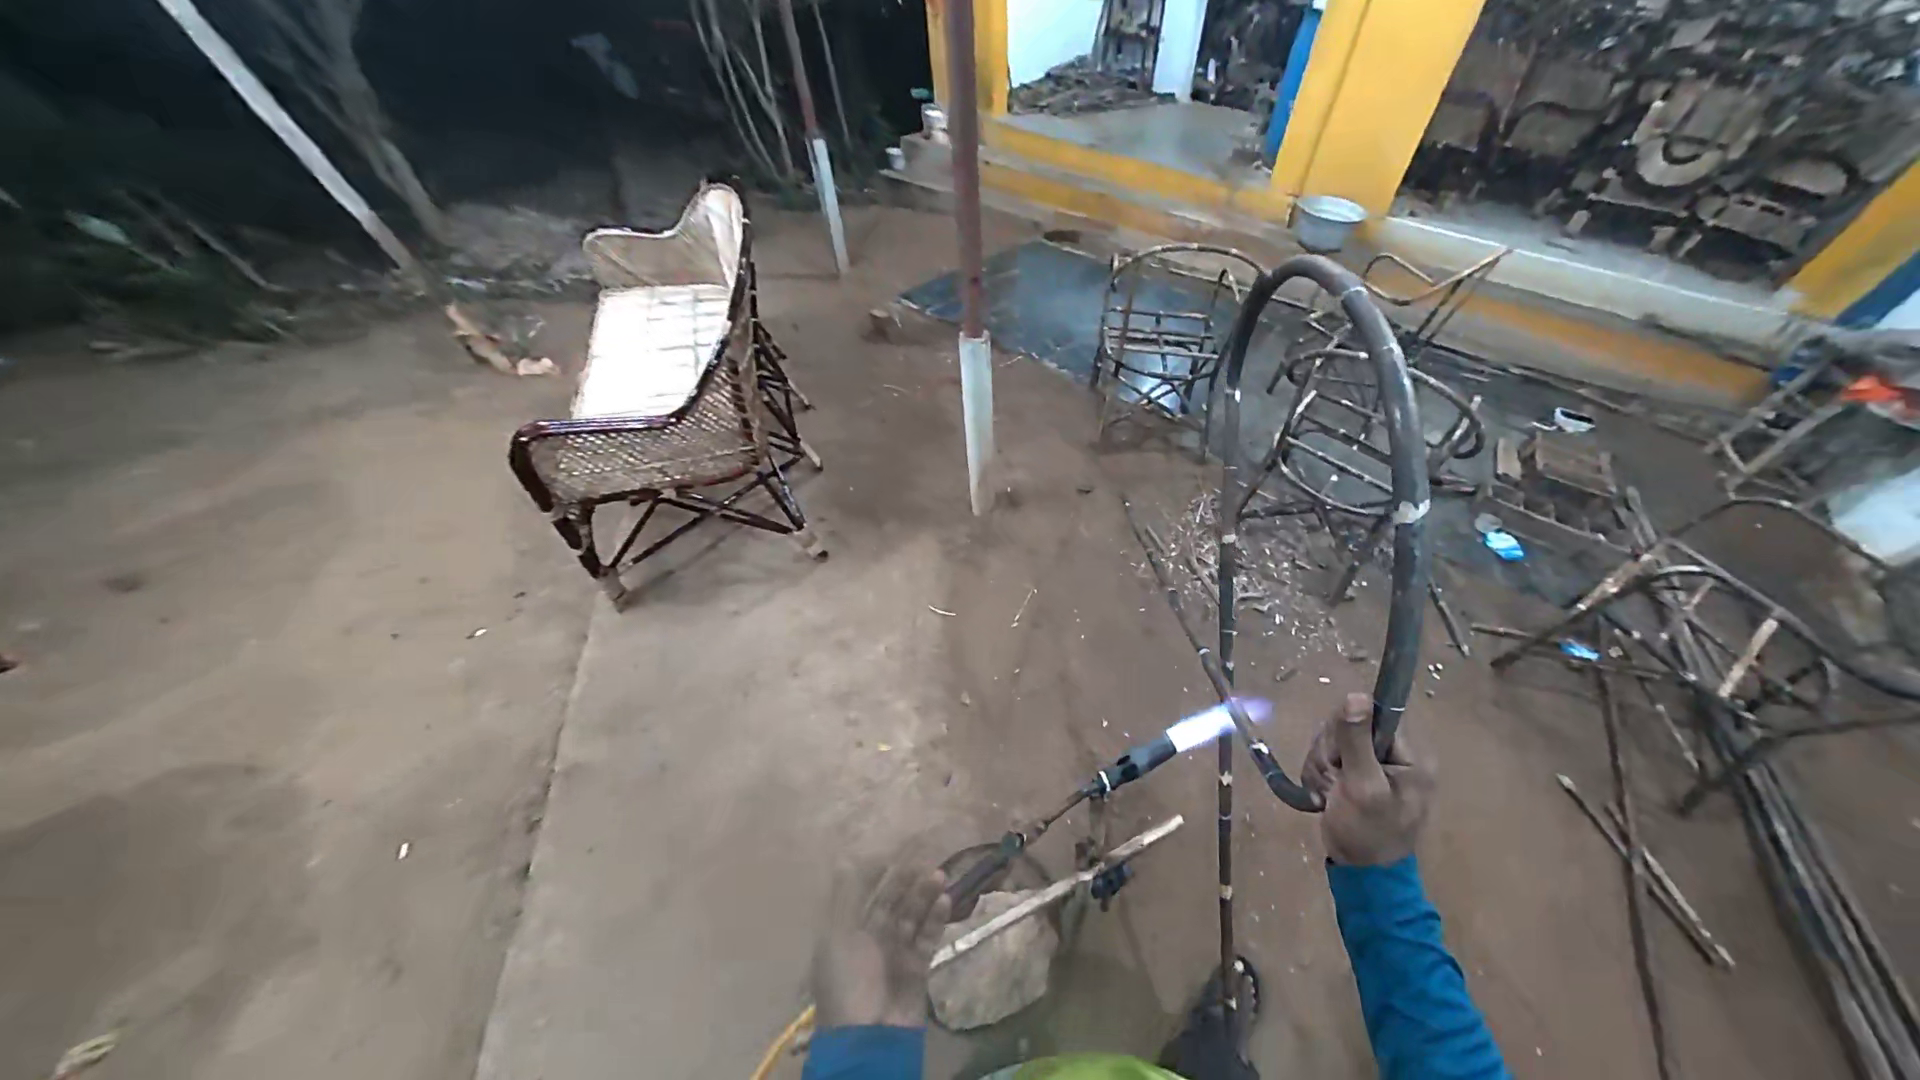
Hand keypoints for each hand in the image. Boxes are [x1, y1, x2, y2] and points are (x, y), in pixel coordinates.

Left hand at [811, 855, 951, 1028]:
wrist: (869, 1039)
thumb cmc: (846, 981)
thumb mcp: (836, 937)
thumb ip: (845, 897)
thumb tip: (844, 858)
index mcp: (847, 931)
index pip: (863, 894)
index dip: (876, 873)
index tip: (893, 851)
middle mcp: (872, 939)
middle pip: (891, 902)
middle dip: (905, 881)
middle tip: (923, 859)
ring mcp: (895, 953)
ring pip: (911, 915)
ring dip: (924, 895)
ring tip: (939, 875)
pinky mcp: (917, 967)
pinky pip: (927, 937)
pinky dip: (935, 918)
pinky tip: (944, 900)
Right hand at [1300, 693, 1432, 865]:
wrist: (1361, 872)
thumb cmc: (1368, 832)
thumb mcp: (1362, 786)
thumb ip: (1356, 741)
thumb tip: (1355, 695)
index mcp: (1410, 757)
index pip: (1374, 716)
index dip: (1350, 728)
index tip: (1340, 753)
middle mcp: (1394, 756)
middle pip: (1348, 725)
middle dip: (1330, 750)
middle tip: (1333, 777)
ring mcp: (1373, 765)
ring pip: (1332, 740)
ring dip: (1321, 764)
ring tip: (1328, 791)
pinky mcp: (1353, 774)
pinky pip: (1325, 756)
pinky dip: (1317, 773)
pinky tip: (1324, 793)